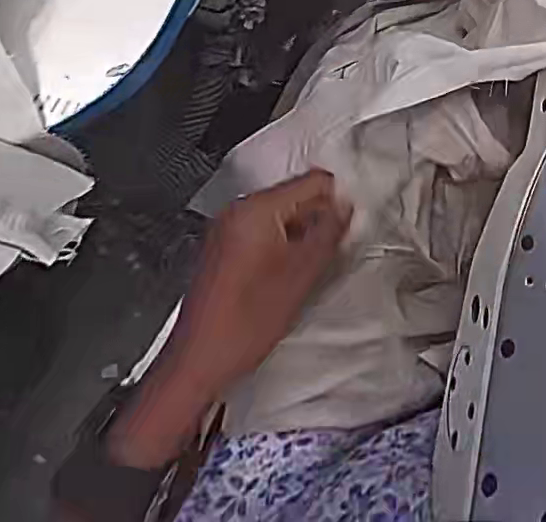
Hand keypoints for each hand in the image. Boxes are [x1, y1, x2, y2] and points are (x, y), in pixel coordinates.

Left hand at [174, 169, 351, 392]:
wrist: (196, 365)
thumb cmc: (243, 324)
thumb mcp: (303, 272)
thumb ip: (331, 230)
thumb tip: (346, 206)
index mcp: (256, 209)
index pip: (314, 181)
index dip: (339, 200)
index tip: (349, 223)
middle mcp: (237, 212)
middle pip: (298, 196)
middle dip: (320, 218)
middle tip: (333, 248)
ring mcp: (227, 230)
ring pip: (283, 216)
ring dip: (303, 234)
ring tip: (310, 267)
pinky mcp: (224, 249)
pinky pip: (266, 231)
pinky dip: (284, 245)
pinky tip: (289, 274)